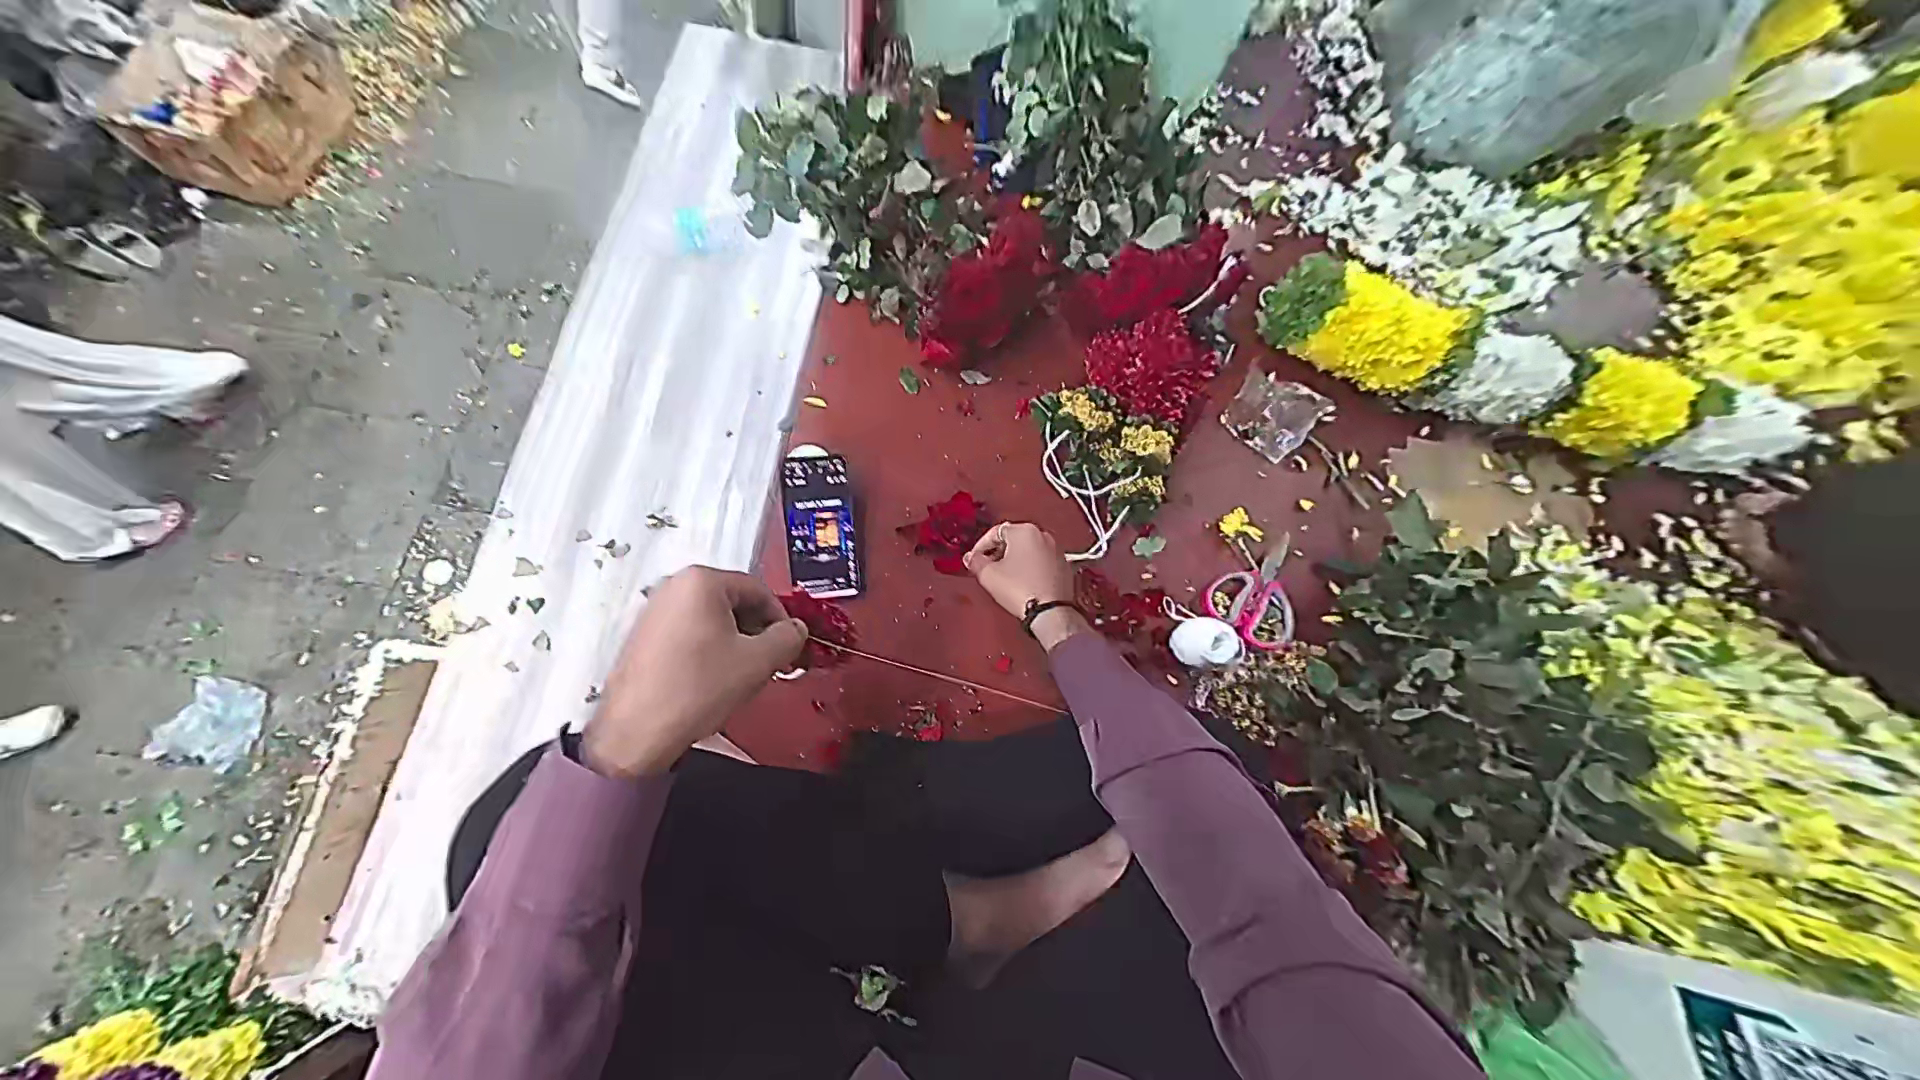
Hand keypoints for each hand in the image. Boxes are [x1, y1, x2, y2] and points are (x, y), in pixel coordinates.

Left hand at [583, 566, 806, 777]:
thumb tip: (796, 629)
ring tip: (742, 676)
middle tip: (769, 664)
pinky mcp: (644, 636)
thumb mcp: (759, 661)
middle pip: (735, 603)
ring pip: (714, 620)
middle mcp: (674, 585)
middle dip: (758, 632)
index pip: (759, 591)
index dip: (781, 620)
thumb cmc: (699, 687)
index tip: (788, 648)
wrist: (635, 732)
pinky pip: (691, 633)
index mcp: (701, 581)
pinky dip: (711, 650)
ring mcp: (654, 610)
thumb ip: (789, 637)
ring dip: (736, 643)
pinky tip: (713, 680)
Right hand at [963, 522, 1087, 649]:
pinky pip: (1041, 562)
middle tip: (987, 566)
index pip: (996, 531)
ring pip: (1029, 550)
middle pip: (1014, 539)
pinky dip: (1030, 568)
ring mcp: (1056, 551)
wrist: (1049, 611)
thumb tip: (972, 558)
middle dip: (998, 552)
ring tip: (1004, 577)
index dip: (981, 546)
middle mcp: (1043, 536)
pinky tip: (1022, 583)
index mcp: (1025, 531)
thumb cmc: (1023, 590)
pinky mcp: (1063, 567)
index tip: (975, 557)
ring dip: (1015, 560)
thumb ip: (976, 562)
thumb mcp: (989, 575)